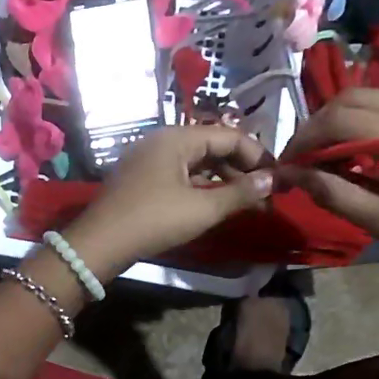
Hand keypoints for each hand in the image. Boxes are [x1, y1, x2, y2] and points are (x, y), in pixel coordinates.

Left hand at [64, 126, 274, 275]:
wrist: (99, 244)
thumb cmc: (154, 220)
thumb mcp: (202, 209)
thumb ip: (240, 193)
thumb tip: (272, 180)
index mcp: (177, 137)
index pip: (229, 135)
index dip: (257, 155)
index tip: (278, 178)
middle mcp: (162, 140)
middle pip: (213, 146)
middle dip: (241, 170)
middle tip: (265, 195)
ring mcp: (149, 159)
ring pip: (196, 162)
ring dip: (223, 180)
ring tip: (246, 204)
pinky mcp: (141, 179)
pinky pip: (180, 174)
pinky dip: (201, 187)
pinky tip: (216, 205)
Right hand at [279, 89, 378, 295]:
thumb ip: (334, 194)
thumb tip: (290, 174)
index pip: (346, 118)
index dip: (307, 137)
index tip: (286, 164)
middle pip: (357, 97)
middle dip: (320, 125)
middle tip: (302, 160)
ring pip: (375, 96)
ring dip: (343, 121)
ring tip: (327, 158)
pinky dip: (368, 121)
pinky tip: (360, 152)